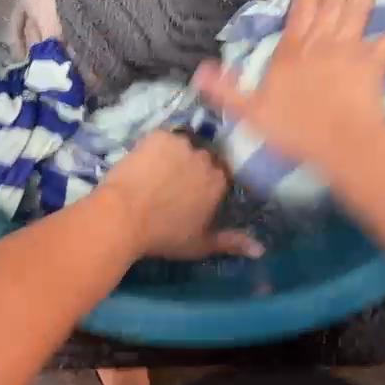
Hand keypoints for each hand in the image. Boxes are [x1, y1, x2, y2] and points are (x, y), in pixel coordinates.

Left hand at [96, 133, 262, 259]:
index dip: (208, 182)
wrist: (124, 216)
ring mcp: (182, 143)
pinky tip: (145, 162)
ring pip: (184, 145)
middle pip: (204, 157)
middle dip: (193, 167)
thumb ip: (232, 242)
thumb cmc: (164, 235)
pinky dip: (156, 147)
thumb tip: (260, 249)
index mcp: (220, 182)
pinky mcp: (159, 135)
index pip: (222, 173)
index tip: (196, 191)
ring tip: (157, 171)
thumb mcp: (200, 244)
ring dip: (176, 155)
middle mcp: (207, 158)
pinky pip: (163, 138)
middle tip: (174, 182)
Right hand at [192, 0, 384, 168]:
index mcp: (292, 52)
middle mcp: (320, 43)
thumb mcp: (250, 111)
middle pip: (329, 8)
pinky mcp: (374, 62)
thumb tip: (199, 70)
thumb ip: (226, 89)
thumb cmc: (293, 128)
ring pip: (357, 13)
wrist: (337, 141)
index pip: (298, 17)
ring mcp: (349, 49)